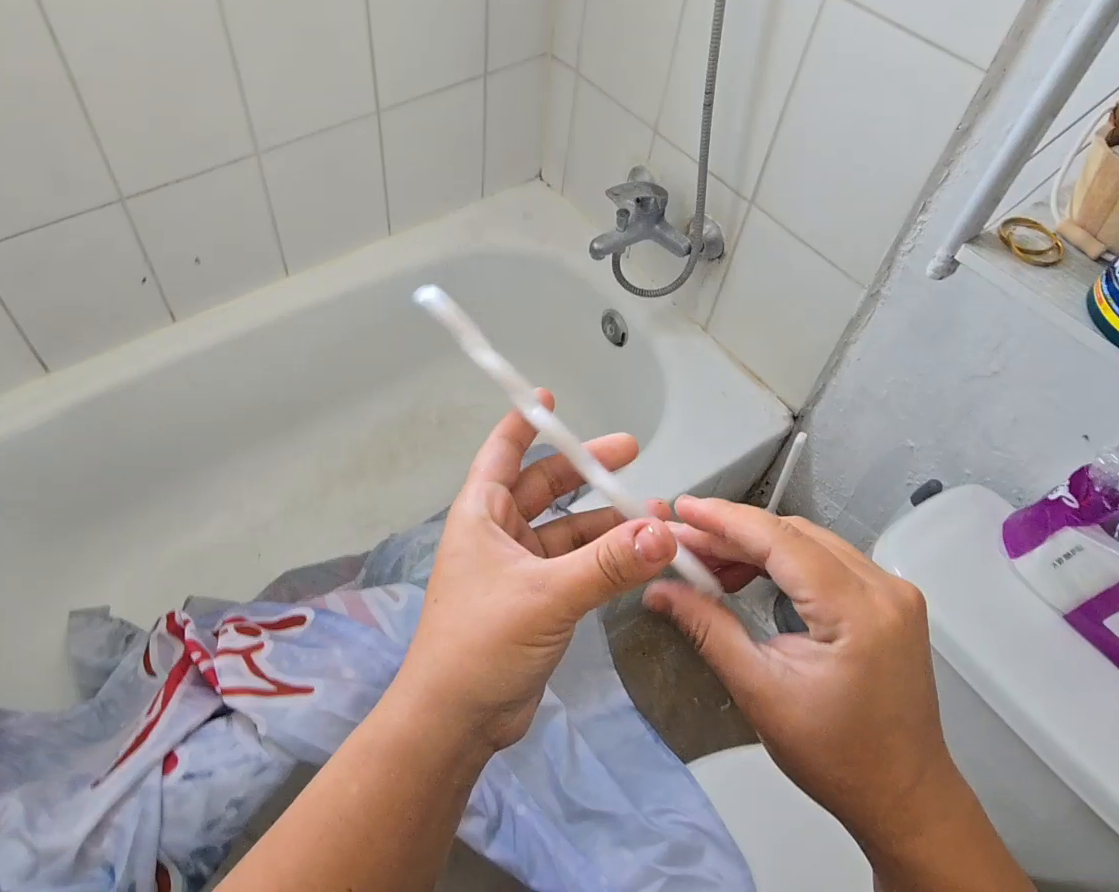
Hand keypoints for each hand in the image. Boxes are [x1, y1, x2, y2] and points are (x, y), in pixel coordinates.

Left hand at [392, 392, 678, 752]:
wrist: (456, 719)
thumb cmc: (481, 642)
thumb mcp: (546, 595)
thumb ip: (607, 564)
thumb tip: (662, 530)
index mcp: (480, 514)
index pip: (501, 453)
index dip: (523, 424)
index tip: (550, 399)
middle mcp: (497, 533)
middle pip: (544, 486)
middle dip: (586, 470)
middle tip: (631, 453)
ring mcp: (518, 569)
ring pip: (567, 529)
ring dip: (605, 522)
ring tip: (654, 516)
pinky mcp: (537, 602)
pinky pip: (576, 566)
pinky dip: (605, 559)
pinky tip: (641, 556)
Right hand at [642, 497, 957, 846]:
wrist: (903, 796)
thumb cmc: (836, 756)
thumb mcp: (759, 690)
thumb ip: (708, 628)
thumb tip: (659, 590)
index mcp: (859, 612)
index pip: (781, 541)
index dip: (725, 520)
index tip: (682, 509)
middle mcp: (884, 589)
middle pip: (794, 534)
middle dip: (733, 532)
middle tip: (682, 539)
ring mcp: (892, 592)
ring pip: (809, 540)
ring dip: (755, 544)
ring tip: (705, 560)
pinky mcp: (889, 600)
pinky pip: (825, 558)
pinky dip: (781, 559)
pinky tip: (746, 572)